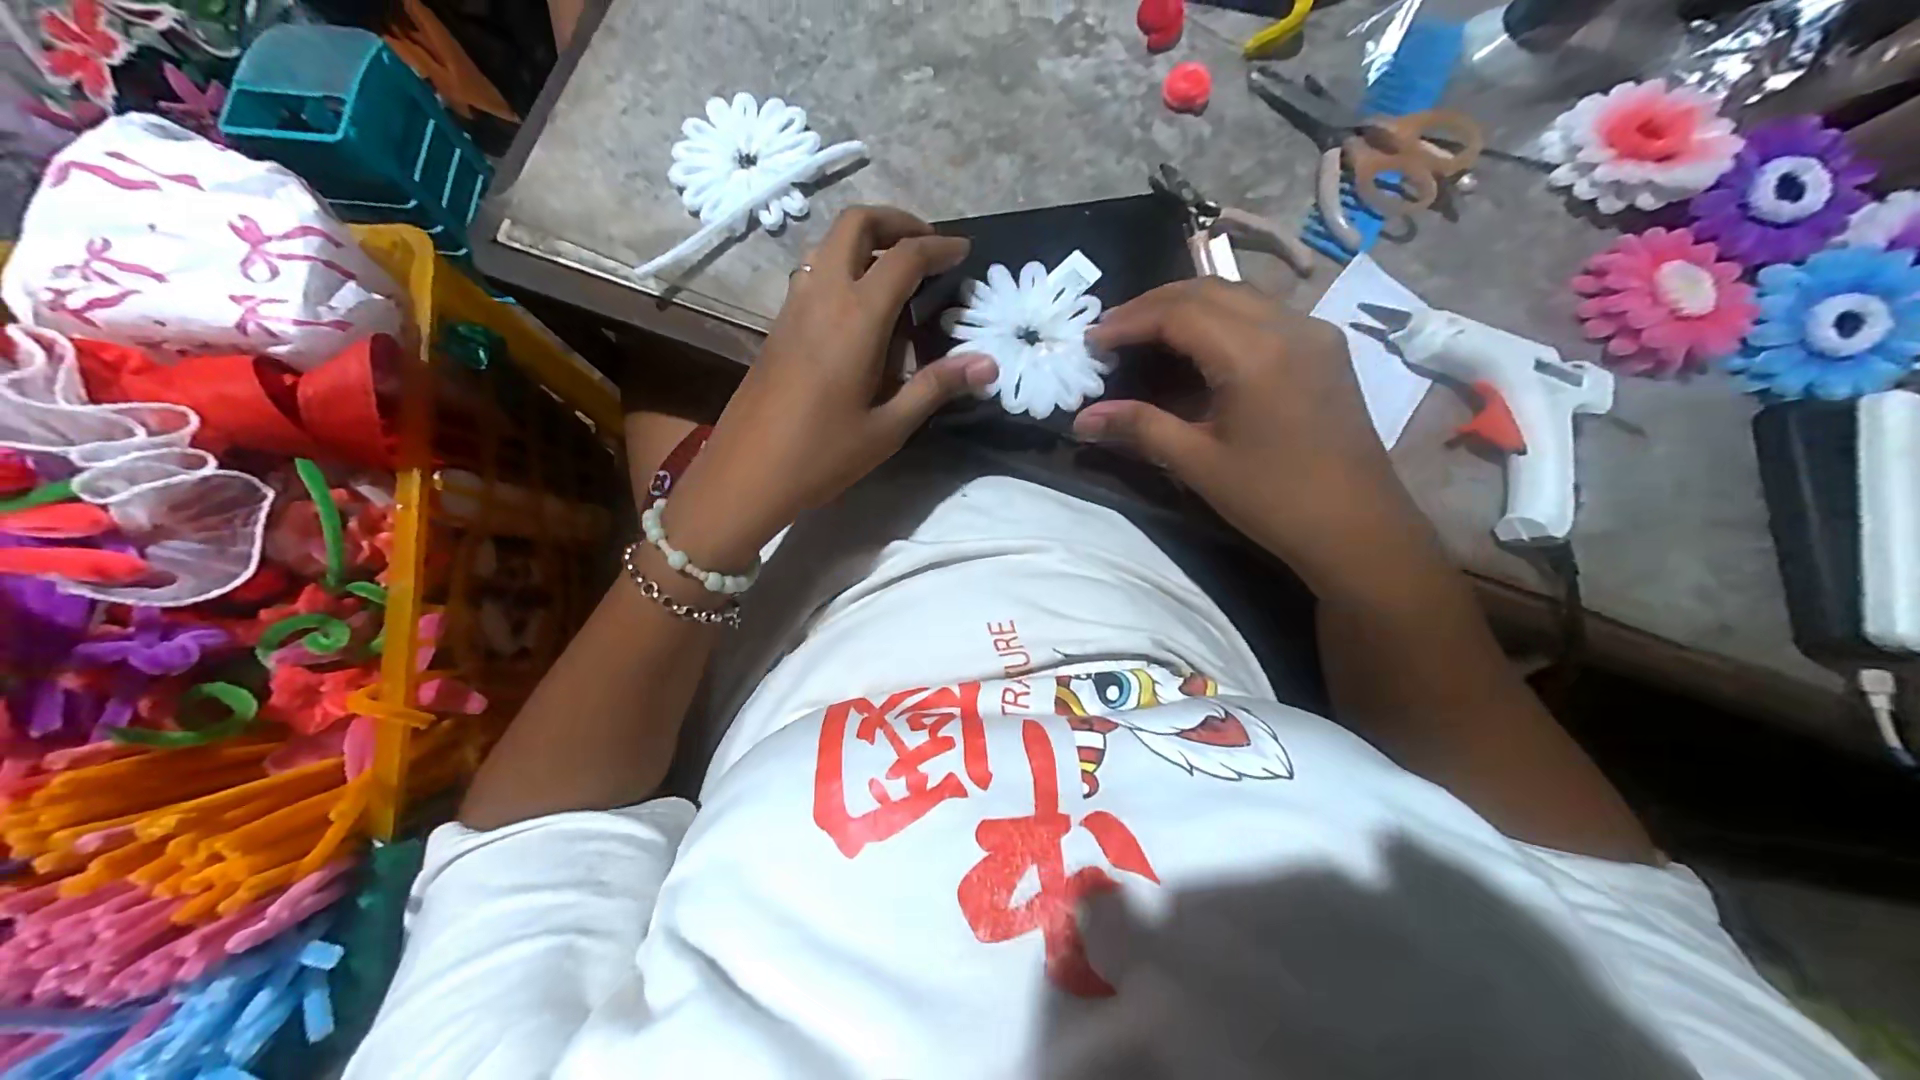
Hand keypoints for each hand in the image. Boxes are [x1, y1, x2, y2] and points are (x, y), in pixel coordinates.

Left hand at [666, 206, 996, 568]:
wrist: (746, 473)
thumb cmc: (822, 455)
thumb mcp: (888, 428)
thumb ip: (936, 386)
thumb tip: (988, 364)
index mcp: (855, 318)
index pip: (903, 257)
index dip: (938, 247)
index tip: (963, 252)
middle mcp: (822, 297)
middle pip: (855, 224)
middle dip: (896, 221)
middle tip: (927, 245)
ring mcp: (794, 307)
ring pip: (829, 244)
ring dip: (866, 241)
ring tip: (898, 272)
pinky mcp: (779, 325)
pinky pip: (814, 272)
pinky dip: (844, 265)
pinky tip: (862, 307)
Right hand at [1071, 279, 1434, 595]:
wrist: (1359, 528)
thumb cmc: (1275, 500)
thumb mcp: (1198, 464)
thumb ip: (1139, 429)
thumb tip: (1082, 421)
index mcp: (1256, 354)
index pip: (1180, 312)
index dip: (1129, 321)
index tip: (1093, 341)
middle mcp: (1289, 326)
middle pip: (1208, 289)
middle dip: (1152, 304)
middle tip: (1111, 332)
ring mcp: (1313, 333)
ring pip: (1238, 295)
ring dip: (1186, 306)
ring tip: (1145, 334)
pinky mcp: (1324, 348)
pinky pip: (1261, 313)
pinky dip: (1219, 318)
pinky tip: (1197, 347)